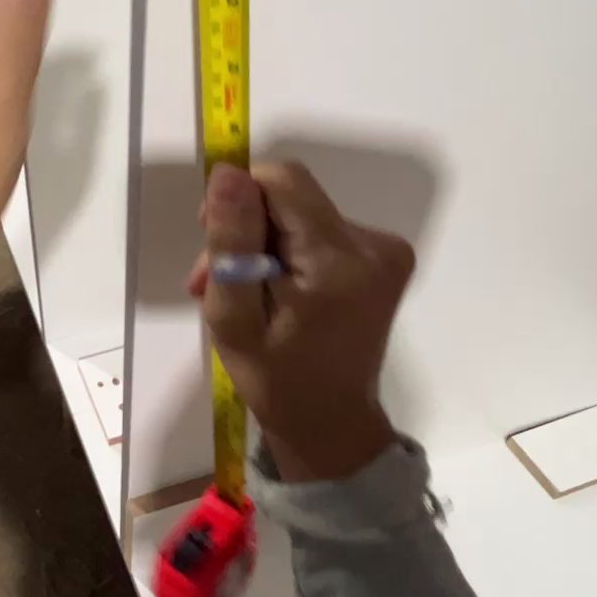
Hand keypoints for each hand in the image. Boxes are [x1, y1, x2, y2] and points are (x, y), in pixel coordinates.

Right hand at [188, 162, 413, 479]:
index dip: (239, 197)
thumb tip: (227, 174)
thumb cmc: (274, 379)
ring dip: (260, 245)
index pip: (283, 182)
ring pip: (300, 215)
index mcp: (339, 260)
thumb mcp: (233, 318)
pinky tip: (270, 290)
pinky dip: (286, 254)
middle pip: (291, 199)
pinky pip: (317, 232)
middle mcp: (374, 245)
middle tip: (211, 279)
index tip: (213, 238)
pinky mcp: (383, 259)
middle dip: (244, 230)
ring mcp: (385, 252)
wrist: (330, 423)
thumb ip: (231, 244)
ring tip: (237, 291)